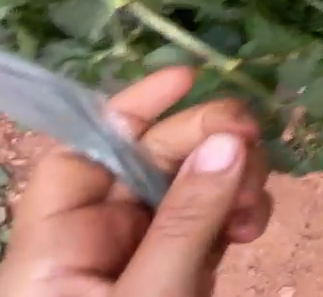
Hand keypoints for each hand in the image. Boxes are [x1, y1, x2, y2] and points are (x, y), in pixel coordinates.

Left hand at [0, 67, 273, 296]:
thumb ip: (187, 222)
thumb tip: (230, 140)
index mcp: (53, 247)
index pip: (81, 156)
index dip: (130, 109)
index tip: (192, 76)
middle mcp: (95, 235)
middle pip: (156, 153)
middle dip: (215, 145)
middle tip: (255, 160)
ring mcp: (142, 244)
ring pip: (199, 173)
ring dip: (242, 176)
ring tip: (260, 217)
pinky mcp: (181, 256)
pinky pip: (218, 205)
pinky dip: (246, 204)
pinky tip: (256, 228)